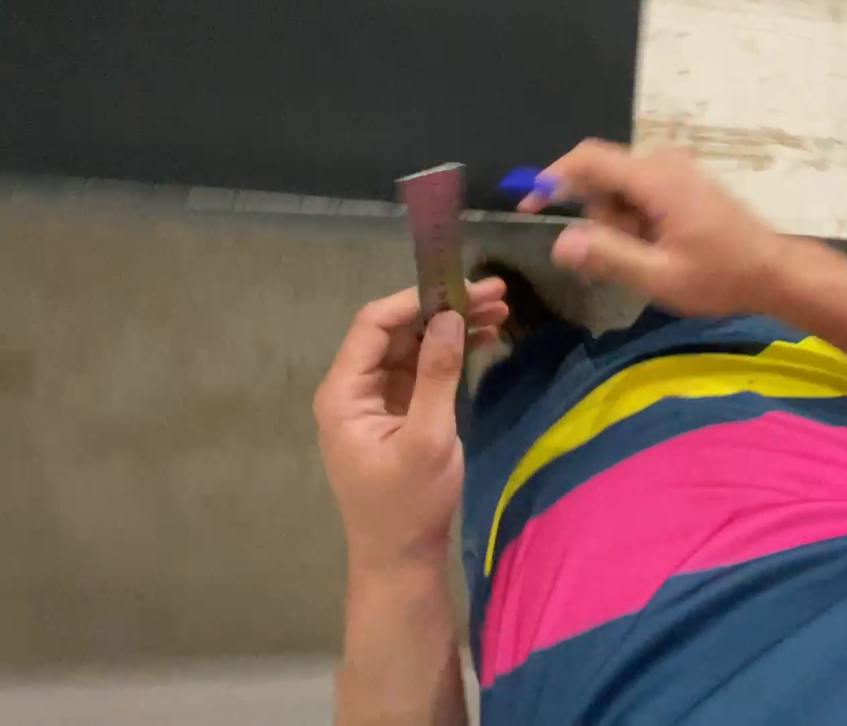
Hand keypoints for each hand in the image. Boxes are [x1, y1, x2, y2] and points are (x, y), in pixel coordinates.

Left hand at [314, 281, 507, 577]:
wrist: (402, 558)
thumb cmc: (408, 503)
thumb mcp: (428, 437)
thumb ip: (437, 374)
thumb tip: (450, 317)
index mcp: (345, 392)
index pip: (375, 324)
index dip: (418, 298)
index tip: (465, 288)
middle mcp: (356, 387)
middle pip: (398, 329)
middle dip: (445, 307)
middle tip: (495, 293)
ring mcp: (378, 396)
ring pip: (414, 343)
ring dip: (454, 325)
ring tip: (501, 310)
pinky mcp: (399, 408)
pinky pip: (424, 365)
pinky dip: (453, 350)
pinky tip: (487, 338)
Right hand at [518, 140, 791, 316]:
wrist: (773, 272)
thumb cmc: (721, 276)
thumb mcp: (661, 276)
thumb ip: (608, 257)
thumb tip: (559, 243)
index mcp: (656, 178)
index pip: (589, 158)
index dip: (552, 178)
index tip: (531, 206)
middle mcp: (664, 163)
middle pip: (603, 176)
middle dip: (601, 217)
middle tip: (627, 257)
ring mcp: (677, 170)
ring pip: (620, 188)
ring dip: (621, 224)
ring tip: (652, 258)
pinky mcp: (684, 182)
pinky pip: (641, 192)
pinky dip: (637, 221)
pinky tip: (659, 248)